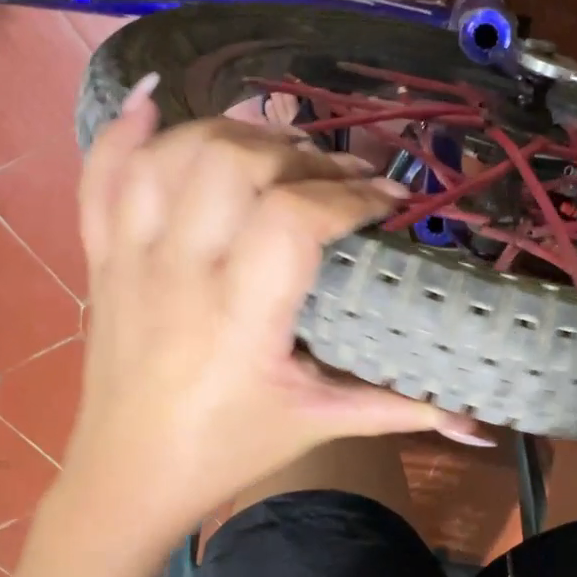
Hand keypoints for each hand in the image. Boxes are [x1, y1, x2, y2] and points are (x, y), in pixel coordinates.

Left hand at [57, 76, 481, 540]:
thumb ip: (400, 409)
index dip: (351, 194)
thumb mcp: (320, 424)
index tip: (390, 198)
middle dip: (298, 154)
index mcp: (240, 317)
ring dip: (231, 132)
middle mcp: (180, 272)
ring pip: (171, 156)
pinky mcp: (100, 257)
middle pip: (232, 164)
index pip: (294, 217)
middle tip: (338, 175)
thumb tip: (478, 418)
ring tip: (278, 145)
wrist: (128, 478)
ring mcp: (130, 258)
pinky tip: (152, 98)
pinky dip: (122, 129)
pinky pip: (99, 176)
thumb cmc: (230, 450)